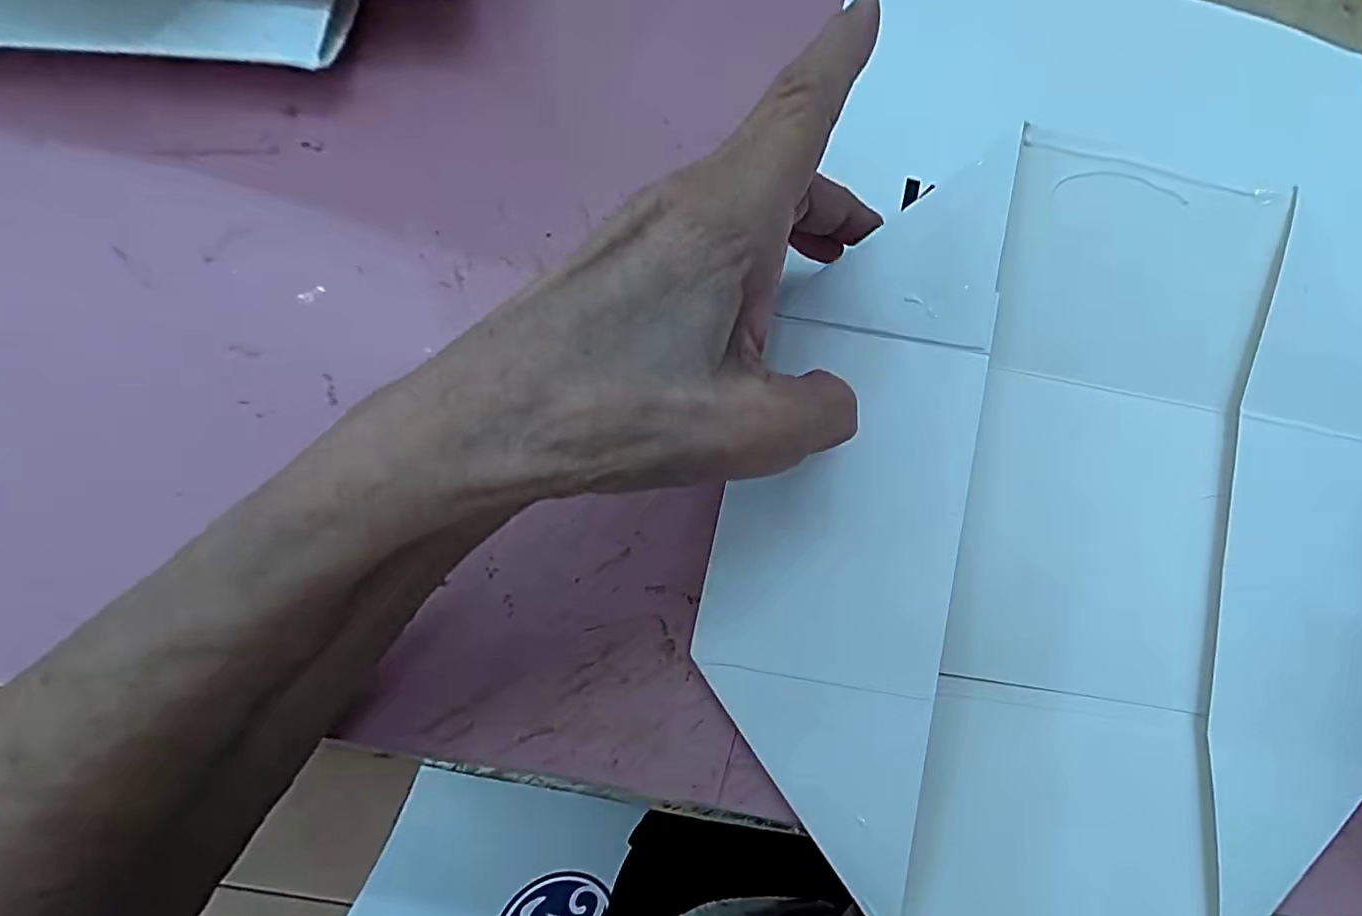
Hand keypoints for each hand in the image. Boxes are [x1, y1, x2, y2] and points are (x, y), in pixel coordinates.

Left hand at [375, 0, 883, 502]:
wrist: (492, 425)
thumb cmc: (613, 411)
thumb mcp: (752, 428)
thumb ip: (822, 411)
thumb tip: (834, 399)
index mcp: (722, 224)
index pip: (796, 117)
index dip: (840, 60)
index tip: (865, 12)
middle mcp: (681, 209)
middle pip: (780, 170)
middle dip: (836, 200)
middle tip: (870, 240)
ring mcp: (647, 233)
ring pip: (745, 204)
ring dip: (795, 228)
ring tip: (825, 271)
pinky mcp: (626, 266)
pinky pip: (711, 237)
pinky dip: (754, 256)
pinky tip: (754, 313)